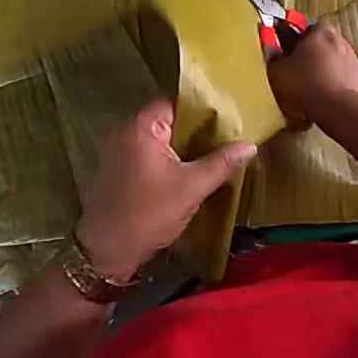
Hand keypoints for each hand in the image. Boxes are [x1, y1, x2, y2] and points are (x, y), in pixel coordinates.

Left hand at [75, 99, 256, 280]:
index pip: (177, 103)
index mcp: (141, 126)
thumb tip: (251, 144)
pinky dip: (170, 157)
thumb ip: (221, 162)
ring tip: (216, 152)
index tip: (230, 118)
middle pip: (169, 119)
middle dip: (198, 128)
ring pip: (161, 138)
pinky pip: (150, 152)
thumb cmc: (148, 214)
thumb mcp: (191, 188)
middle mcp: (125, 130)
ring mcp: (119, 150)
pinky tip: (191, 170)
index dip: (203, 109)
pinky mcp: (119, 169)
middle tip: (229, 136)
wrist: (106, 254)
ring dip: (185, 145)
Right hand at [267, 22, 357, 121]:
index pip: (310, 25)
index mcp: (319, 33)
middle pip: (325, 40)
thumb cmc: (304, 83)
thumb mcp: (277, 70)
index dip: (300, 36)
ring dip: (327, 65)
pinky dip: (337, 79)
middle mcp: (339, 40)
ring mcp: (352, 58)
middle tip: (302, 65)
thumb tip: (273, 50)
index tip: (292, 48)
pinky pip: (345, 74)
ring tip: (314, 82)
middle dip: (315, 50)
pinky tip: (327, 93)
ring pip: (336, 57)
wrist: (336, 107)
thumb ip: (274, 56)